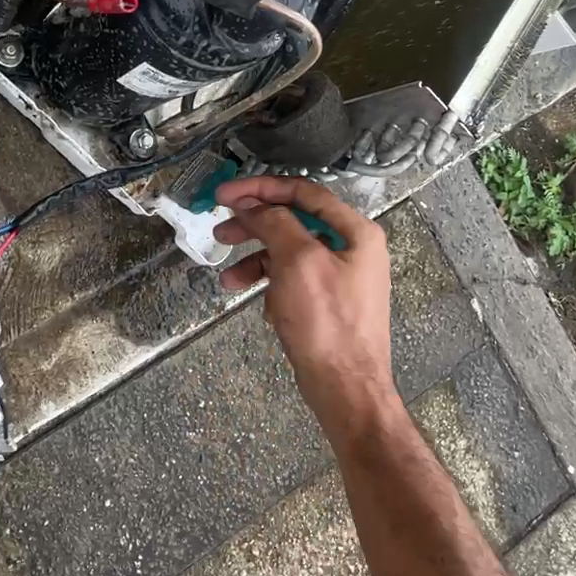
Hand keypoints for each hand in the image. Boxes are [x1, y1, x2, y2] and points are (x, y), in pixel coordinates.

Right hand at [212, 176, 395, 418]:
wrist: (345, 387)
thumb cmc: (326, 322)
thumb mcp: (297, 262)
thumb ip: (274, 223)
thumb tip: (251, 204)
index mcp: (355, 231)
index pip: (303, 191)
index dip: (260, 188)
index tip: (223, 194)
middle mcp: (350, 247)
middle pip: (292, 219)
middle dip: (253, 223)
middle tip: (219, 229)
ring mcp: (337, 274)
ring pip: (286, 250)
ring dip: (253, 257)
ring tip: (226, 273)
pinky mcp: (324, 298)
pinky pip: (289, 276)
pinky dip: (266, 280)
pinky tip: (249, 295)